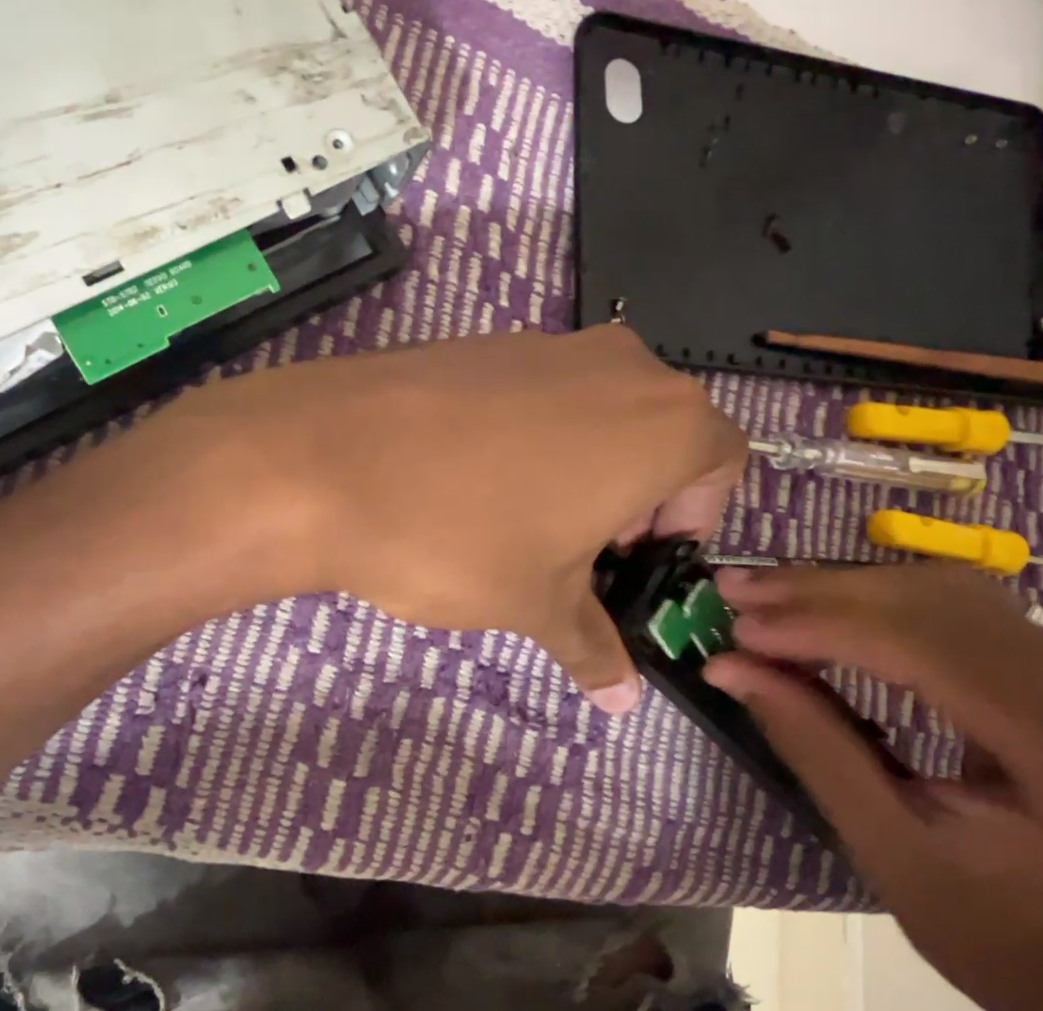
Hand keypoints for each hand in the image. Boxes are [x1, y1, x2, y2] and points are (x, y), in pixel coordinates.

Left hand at [147, 325, 745, 713]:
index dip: (687, 521)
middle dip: (633, 496)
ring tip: (512, 522)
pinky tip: (462, 482)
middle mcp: (619, 365)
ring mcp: (545, 344)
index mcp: (663, 421)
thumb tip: (620, 700)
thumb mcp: (536, 604)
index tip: (630, 560)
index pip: (721, 465)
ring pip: (595, 412)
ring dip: (577, 467)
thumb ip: (592, 646)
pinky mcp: (481, 343)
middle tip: (574, 550)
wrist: (321, 460)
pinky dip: (525, 437)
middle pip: (658, 434)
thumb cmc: (458, 536)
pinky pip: (534, 394)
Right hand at [705, 565, 1042, 1010]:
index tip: (737, 625)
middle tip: (735, 591)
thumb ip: (817, 750)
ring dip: (856, 594)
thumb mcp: (900, 860)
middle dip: (828, 594)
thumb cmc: (1016, 952)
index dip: (826, 625)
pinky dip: (896, 613)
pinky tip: (836, 612)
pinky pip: (986, 623)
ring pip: (965, 600)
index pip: (937, 648)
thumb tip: (727, 666)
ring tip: (769, 597)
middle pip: (951, 606)